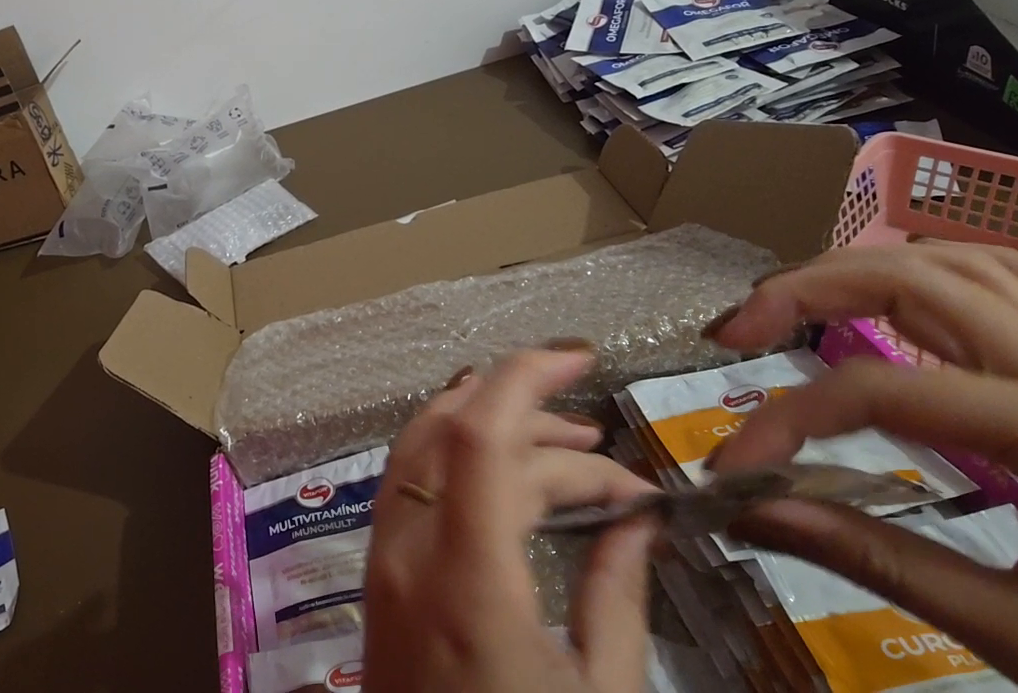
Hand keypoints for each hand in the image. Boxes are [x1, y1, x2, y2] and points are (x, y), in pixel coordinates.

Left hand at [365, 346, 660, 692]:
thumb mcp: (599, 690)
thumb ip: (616, 589)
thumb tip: (639, 513)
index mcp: (466, 580)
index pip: (480, 436)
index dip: (525, 377)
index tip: (581, 358)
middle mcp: (407, 552)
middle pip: (452, 433)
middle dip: (527, 413)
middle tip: (604, 445)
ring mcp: (381, 561)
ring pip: (424, 451)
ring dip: (490, 431)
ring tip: (572, 455)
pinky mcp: (378, 576)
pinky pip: (412, 486)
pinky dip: (458, 461)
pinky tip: (507, 477)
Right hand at [708, 242, 1017, 692]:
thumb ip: (880, 561)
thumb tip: (748, 513)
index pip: (881, 391)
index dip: (785, 418)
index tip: (729, 470)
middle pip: (915, 282)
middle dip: (803, 292)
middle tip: (731, 331)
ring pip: (964, 263)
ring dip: (861, 269)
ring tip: (790, 299)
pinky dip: (943, 268)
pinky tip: (899, 285)